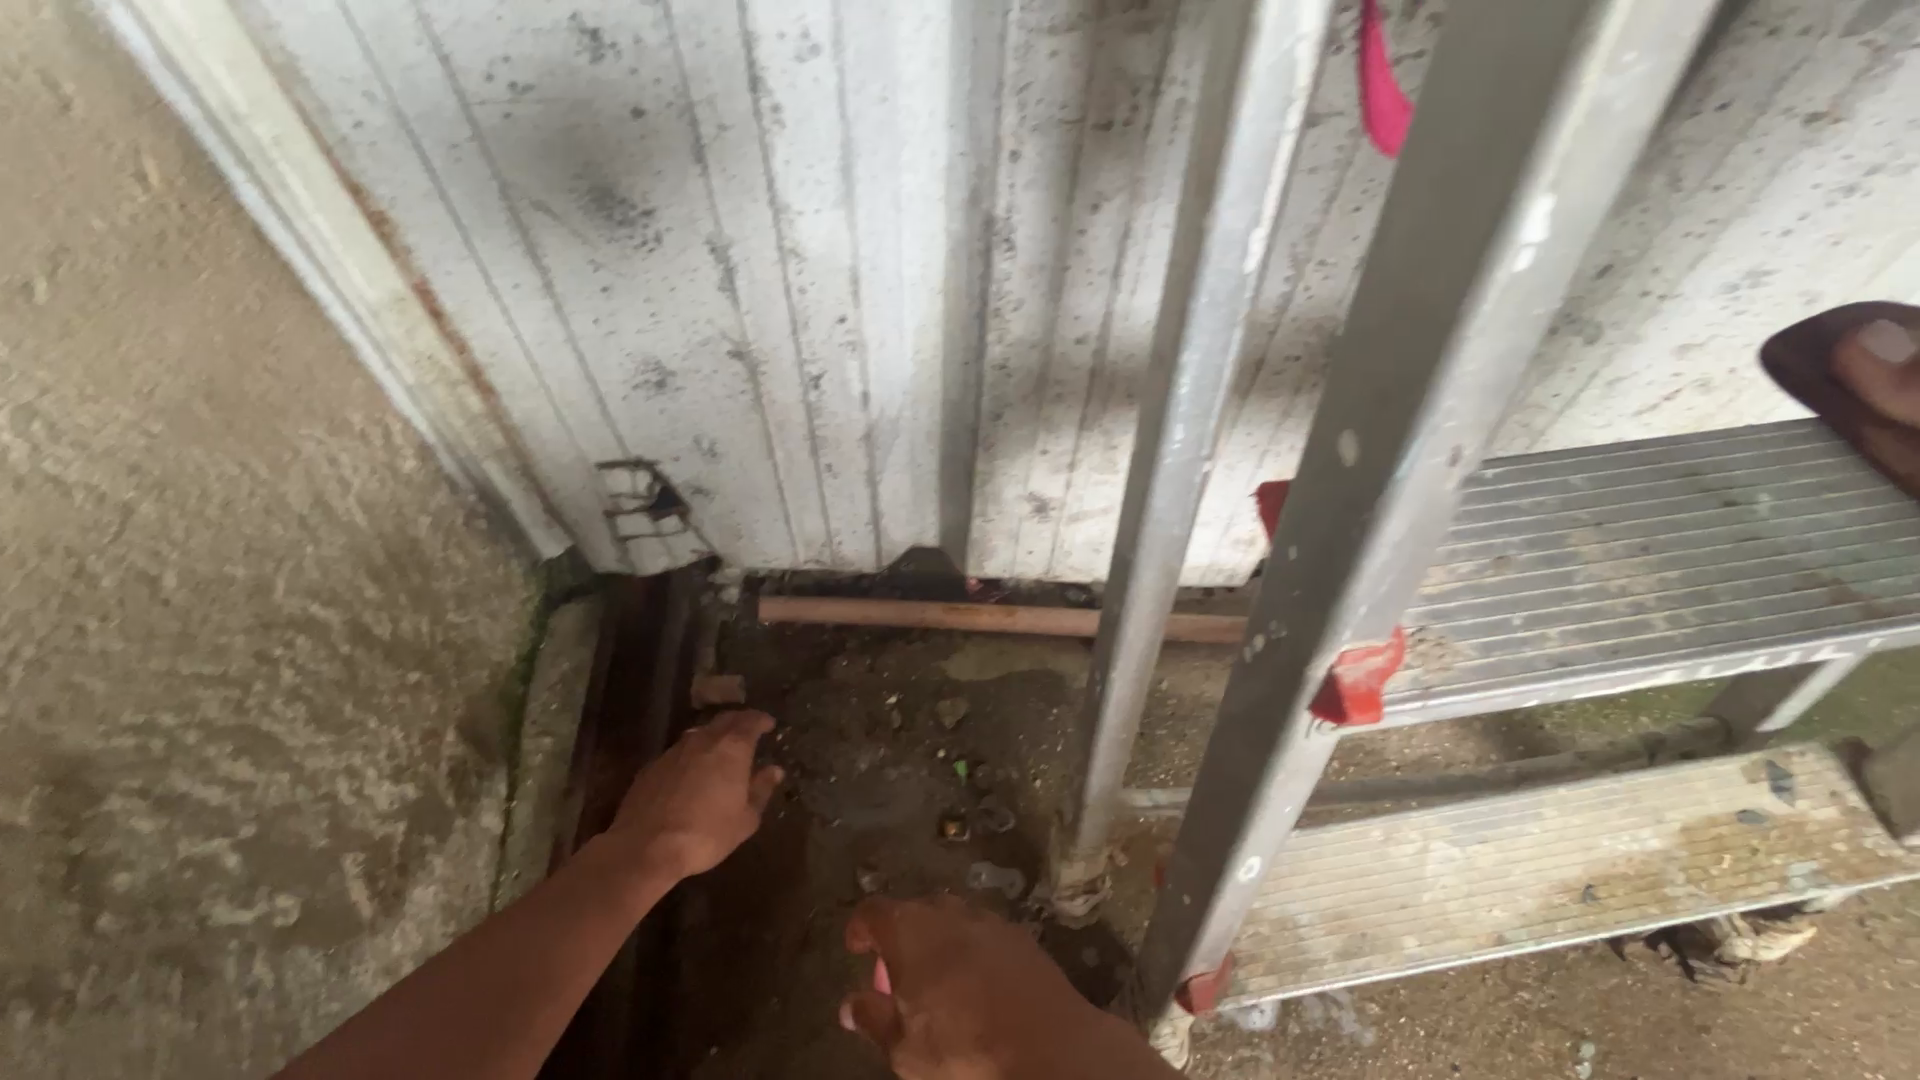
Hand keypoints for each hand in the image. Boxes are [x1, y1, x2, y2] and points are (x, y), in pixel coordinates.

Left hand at [601, 710, 782, 882]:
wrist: (646, 848)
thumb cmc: (706, 834)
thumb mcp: (745, 819)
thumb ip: (761, 790)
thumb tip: (774, 770)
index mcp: (732, 748)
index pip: (750, 721)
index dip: (761, 720)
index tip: (769, 724)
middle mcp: (703, 740)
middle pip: (724, 720)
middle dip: (739, 721)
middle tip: (748, 729)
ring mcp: (673, 751)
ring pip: (699, 733)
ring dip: (713, 736)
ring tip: (721, 748)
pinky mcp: (651, 766)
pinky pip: (678, 752)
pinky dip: (691, 754)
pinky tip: (691, 771)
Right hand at [839, 896, 1177, 1079]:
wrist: (1046, 1045)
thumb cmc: (961, 1047)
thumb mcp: (904, 1049)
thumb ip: (873, 1018)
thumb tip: (849, 1004)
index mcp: (909, 930)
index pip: (873, 912)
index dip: (860, 928)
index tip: (856, 948)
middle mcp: (947, 912)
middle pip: (913, 911)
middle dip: (900, 938)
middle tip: (897, 976)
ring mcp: (987, 918)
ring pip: (951, 919)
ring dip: (938, 941)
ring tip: (937, 980)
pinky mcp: (1019, 933)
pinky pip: (982, 933)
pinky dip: (971, 949)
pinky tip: (977, 983)